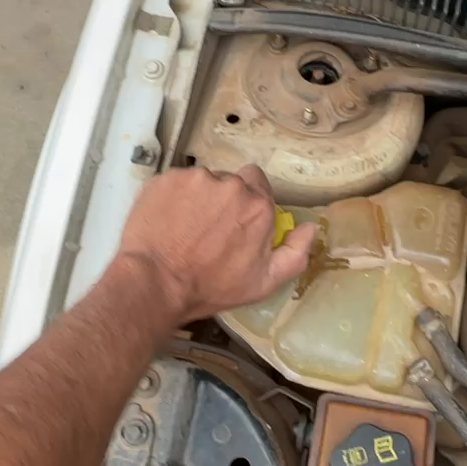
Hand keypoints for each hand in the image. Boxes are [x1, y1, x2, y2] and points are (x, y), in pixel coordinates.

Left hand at [115, 164, 318, 328]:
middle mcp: (230, 184)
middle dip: (224, 200)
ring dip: (198, 198)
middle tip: (209, 230)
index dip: (248, 204)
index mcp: (258, 205)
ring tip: (185, 227)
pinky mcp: (165, 178)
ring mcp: (195, 178)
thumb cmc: (210, 287)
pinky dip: (174, 197)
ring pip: (203, 181)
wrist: (155, 283)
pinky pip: (176, 183)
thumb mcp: (263, 283)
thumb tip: (311, 227)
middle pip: (231, 182)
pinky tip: (168, 221)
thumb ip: (295, 254)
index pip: (259, 186)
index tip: (236, 225)